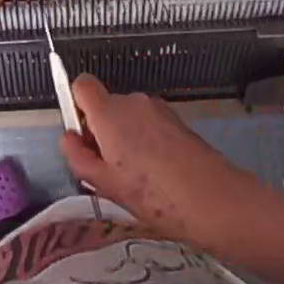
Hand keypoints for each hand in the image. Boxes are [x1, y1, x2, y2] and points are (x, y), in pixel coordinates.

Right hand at [59, 74, 283, 248]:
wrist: (214, 199)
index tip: (81, 136)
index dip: (75, 106)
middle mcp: (133, 102)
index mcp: (111, 113)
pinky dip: (143, 140)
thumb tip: (68, 139)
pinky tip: (153, 173)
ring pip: (125, 116)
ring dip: (122, 139)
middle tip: (107, 169)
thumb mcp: (106, 184)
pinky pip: (145, 122)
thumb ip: (78, 157)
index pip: (80, 85)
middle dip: (100, 131)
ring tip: (134, 177)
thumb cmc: (157, 196)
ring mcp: (156, 108)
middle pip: (103, 105)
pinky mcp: (174, 118)